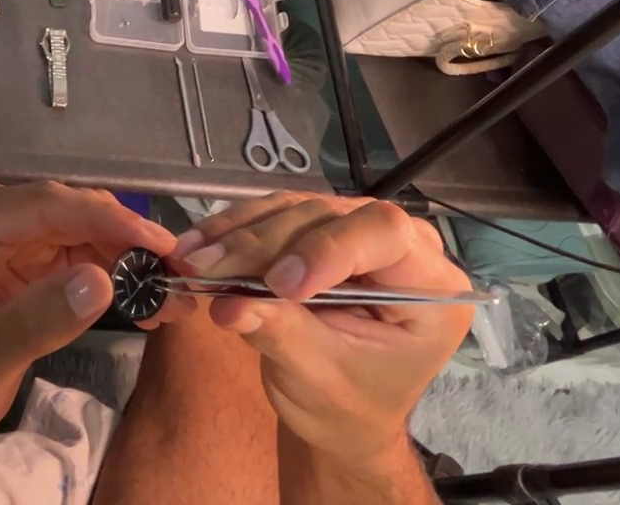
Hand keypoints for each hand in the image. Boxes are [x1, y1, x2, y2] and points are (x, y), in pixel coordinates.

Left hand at [0, 182, 177, 439]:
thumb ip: (40, 318)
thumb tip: (102, 280)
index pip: (45, 205)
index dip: (106, 219)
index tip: (161, 243)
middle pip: (70, 211)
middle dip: (126, 238)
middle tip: (179, 270)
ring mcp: (11, 233)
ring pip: (83, 229)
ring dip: (128, 256)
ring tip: (172, 291)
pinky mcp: (29, 255)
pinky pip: (81, 251)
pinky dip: (115, 272)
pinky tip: (147, 297)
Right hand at [172, 194, 471, 468]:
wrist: (338, 411)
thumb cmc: (346, 406)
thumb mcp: (318, 379)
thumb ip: (281, 335)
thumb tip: (227, 305)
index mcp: (429, 287)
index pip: (384, 233)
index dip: (328, 247)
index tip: (279, 285)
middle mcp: (397, 246)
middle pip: (325, 217)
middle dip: (262, 245)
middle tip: (206, 270)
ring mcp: (352, 230)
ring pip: (290, 208)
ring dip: (235, 233)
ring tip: (190, 259)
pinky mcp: (314, 227)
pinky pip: (269, 214)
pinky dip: (228, 231)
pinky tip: (195, 247)